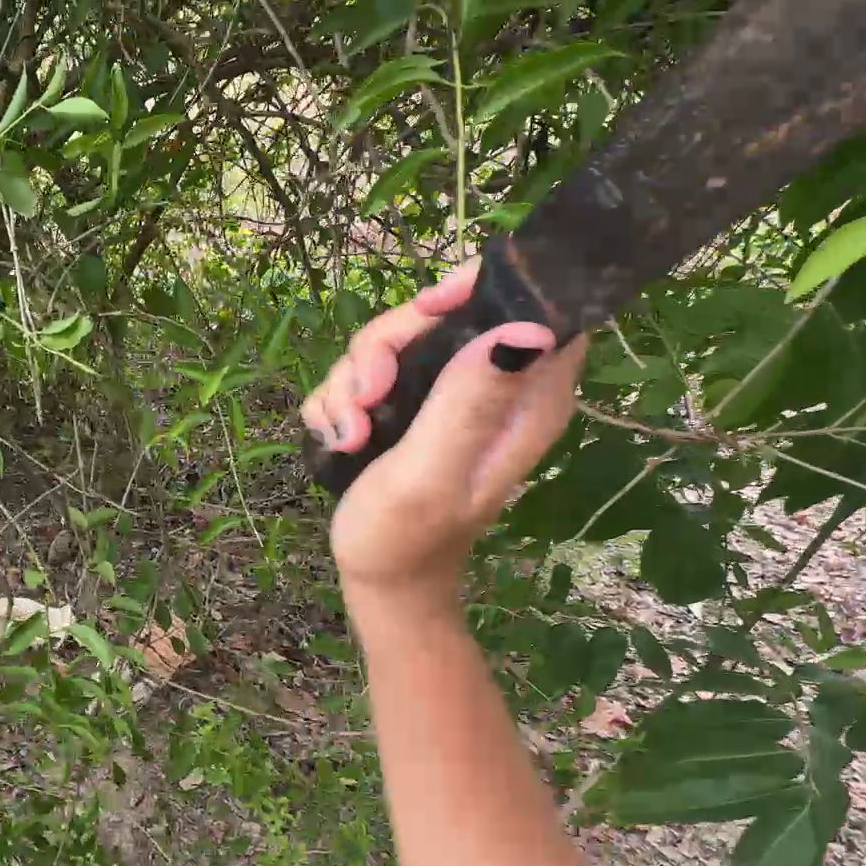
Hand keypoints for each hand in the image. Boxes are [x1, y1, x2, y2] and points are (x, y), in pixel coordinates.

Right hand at [301, 259, 586, 602]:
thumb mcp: (430, 473)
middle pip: (433, 319)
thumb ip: (466, 404)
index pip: (528, 306)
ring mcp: (440, 398)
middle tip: (365, 397)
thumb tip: (525, 326)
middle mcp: (487, 387)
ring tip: (347, 434)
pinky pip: (359, 376)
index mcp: (522, 399)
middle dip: (383, 349)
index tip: (426, 307)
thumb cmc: (404, 537)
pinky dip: (337, 402)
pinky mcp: (401, 409)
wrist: (375, 578)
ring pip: (387, 346)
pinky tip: (337, 438)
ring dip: (350, 383)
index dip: (480, 287)